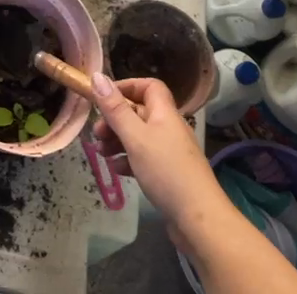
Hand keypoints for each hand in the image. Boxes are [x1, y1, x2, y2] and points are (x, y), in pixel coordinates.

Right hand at [90, 74, 296, 293]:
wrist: (199, 219)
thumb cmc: (166, 171)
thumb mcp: (135, 137)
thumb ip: (115, 109)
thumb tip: (97, 76)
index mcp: (164, 113)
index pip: (148, 86)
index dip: (127, 87)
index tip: (104, 98)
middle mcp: (168, 128)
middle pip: (139, 112)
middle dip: (115, 119)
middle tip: (97, 133)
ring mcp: (169, 153)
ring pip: (139, 137)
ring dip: (118, 140)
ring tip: (101, 153)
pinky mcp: (168, 175)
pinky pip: (144, 158)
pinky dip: (129, 160)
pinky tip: (118, 170)